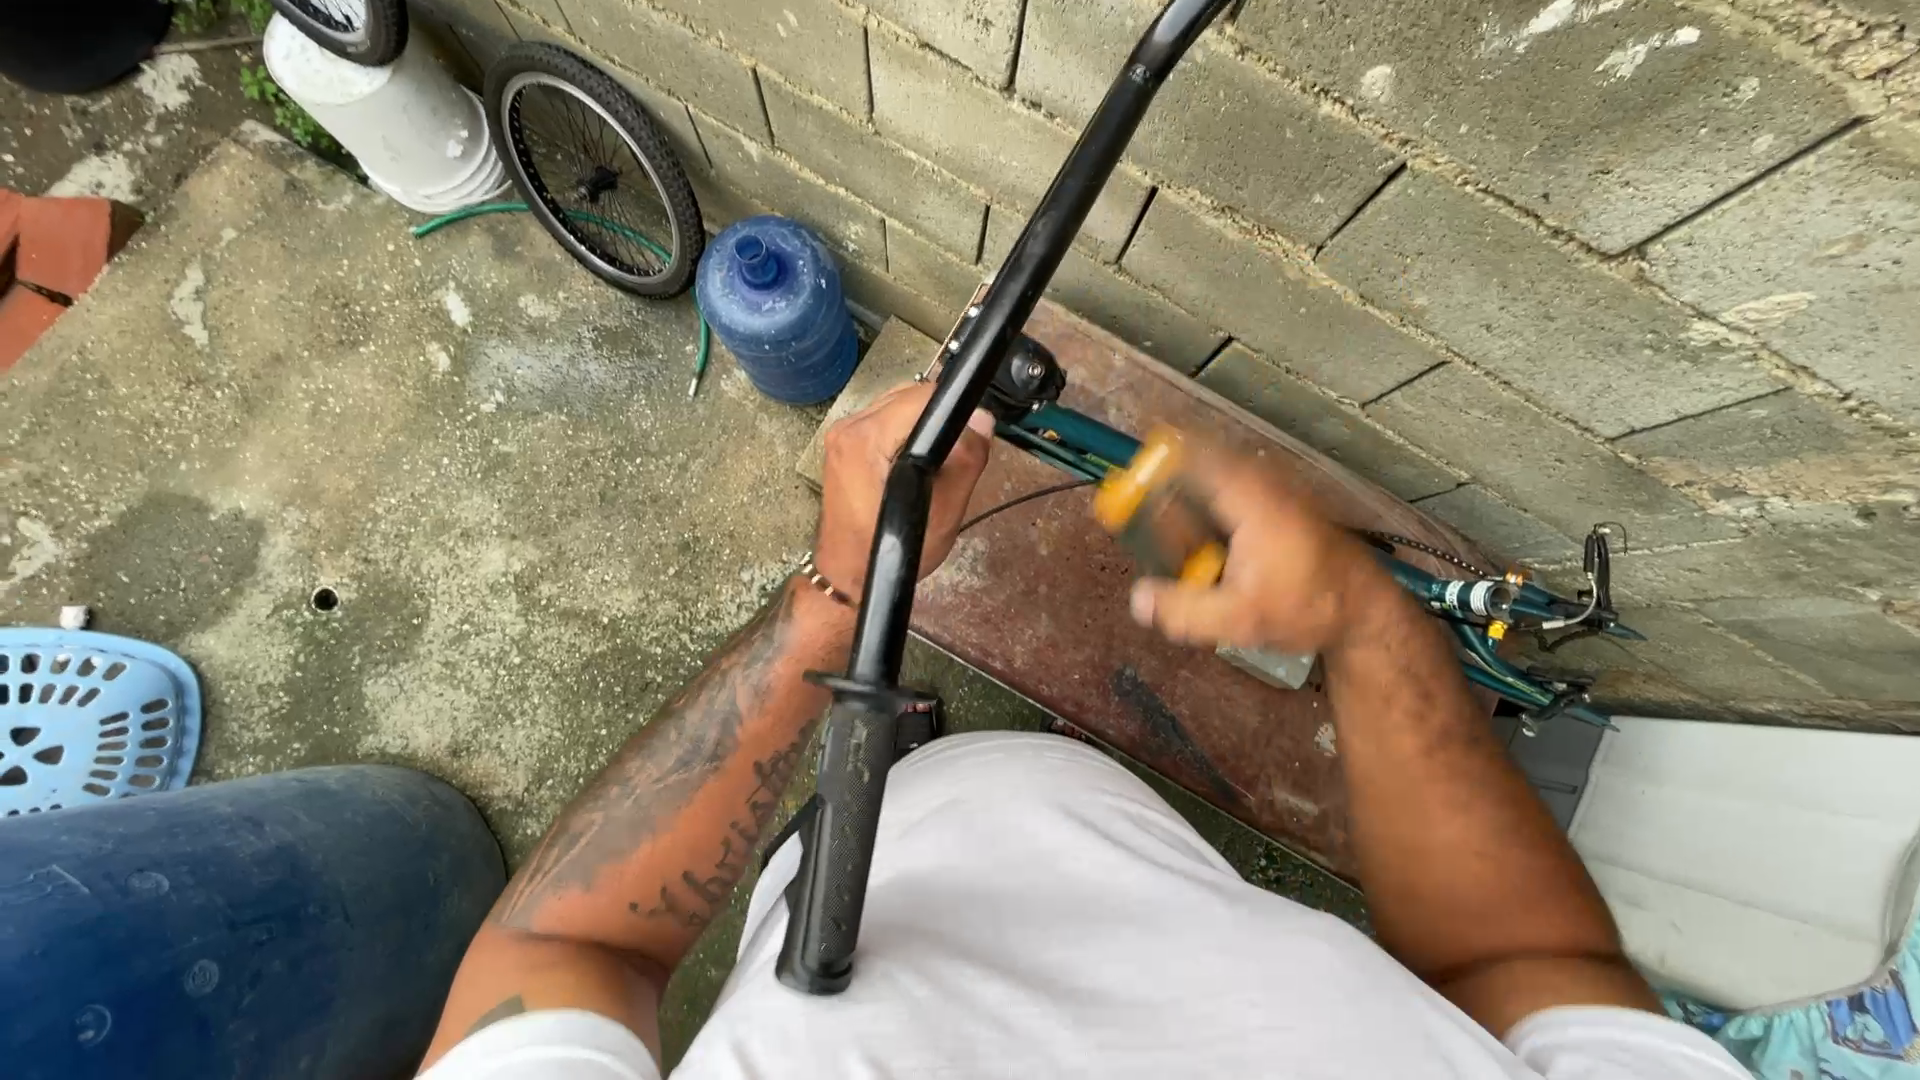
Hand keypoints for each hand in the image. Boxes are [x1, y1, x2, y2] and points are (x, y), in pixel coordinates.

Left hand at [813, 382, 993, 598]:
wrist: (848, 576)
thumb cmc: (887, 553)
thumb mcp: (943, 512)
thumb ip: (966, 460)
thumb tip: (982, 419)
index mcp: (866, 439)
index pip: (923, 396)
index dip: (955, 409)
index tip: (972, 432)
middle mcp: (848, 428)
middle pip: (909, 395)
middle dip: (939, 417)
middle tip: (958, 452)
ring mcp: (842, 433)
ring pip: (897, 404)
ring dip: (923, 423)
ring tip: (937, 461)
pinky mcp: (843, 443)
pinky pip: (884, 419)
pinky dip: (906, 431)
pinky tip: (916, 461)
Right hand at [1127, 444, 1390, 655]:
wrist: (1363, 609)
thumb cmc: (1308, 608)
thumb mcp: (1241, 620)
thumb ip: (1185, 610)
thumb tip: (1138, 599)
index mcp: (1253, 500)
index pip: (1197, 453)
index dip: (1160, 455)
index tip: (1132, 469)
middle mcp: (1262, 482)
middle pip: (1197, 462)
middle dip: (1168, 493)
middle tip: (1158, 528)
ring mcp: (1271, 488)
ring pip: (1211, 477)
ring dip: (1189, 508)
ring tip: (1195, 552)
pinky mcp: (1274, 501)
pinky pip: (1227, 490)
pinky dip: (1207, 512)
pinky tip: (1216, 555)